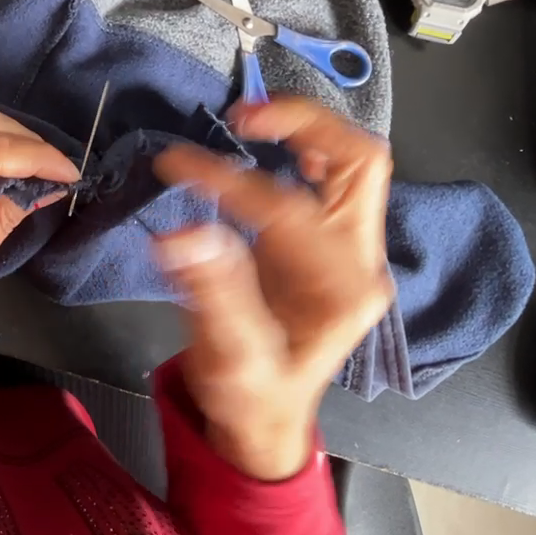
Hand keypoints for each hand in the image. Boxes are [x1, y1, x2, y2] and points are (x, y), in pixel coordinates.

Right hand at [153, 98, 393, 479]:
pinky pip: (333, 176)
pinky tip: (268, 146)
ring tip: (249, 120)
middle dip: (304, 126)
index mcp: (341, 290)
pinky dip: (303, 148)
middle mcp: (360, 261)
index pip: (287, 208)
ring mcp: (351, 250)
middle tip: (242, 116)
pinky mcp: (331, 244)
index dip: (228, 180)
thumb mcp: (230, 359)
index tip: (175, 165)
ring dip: (307, 129)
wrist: (267, 418)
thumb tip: (183, 233)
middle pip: (360, 164)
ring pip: (354, 162)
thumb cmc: (250, 395)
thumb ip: (213, 296)